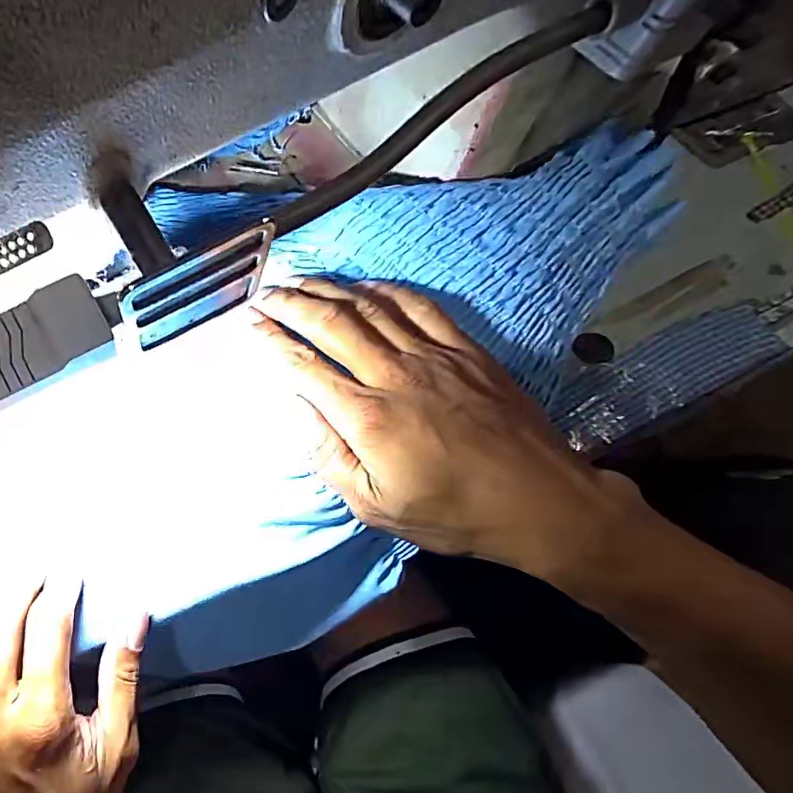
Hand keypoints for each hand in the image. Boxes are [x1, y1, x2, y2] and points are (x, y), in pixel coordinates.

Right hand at [251, 279, 636, 578]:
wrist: (540, 501)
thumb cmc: (450, 512)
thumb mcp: (374, 505)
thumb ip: (329, 455)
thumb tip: (299, 409)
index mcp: (367, 417)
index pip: (306, 366)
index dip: (273, 341)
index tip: (252, 325)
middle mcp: (393, 376)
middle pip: (331, 324)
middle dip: (291, 304)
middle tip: (266, 293)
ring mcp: (432, 357)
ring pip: (369, 307)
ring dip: (329, 289)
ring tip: (301, 280)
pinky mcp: (465, 350)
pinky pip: (418, 306)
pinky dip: (385, 290)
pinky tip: (363, 286)